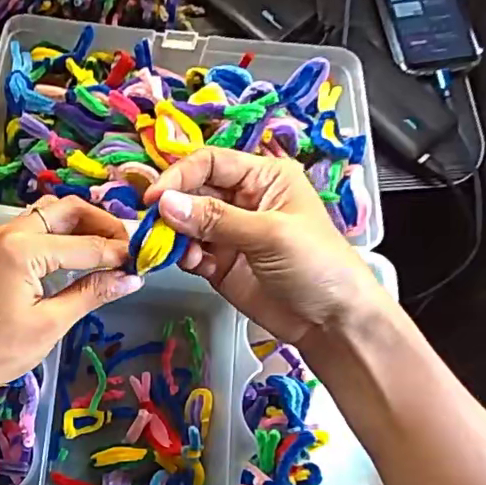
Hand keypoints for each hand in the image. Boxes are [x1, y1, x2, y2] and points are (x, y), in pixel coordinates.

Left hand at [0, 196, 142, 408]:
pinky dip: (63, 235)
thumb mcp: (50, 324)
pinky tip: (82, 255)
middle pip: (67, 211)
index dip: (118, 252)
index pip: (84, 243)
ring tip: (111, 251)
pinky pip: (36, 229)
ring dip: (83, 226)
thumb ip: (92, 293)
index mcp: (21, 249)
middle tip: (128, 249)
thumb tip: (132, 278)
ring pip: (51, 216)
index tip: (146, 261)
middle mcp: (9, 232)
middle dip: (102, 224)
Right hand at [143, 148, 391, 344]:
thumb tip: (167, 203)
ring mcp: (229, 234)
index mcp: (264, 178)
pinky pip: (190, 253)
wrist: (331, 322)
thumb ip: (216, 219)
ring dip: (176, 236)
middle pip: (193, 193)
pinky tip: (193, 264)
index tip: (155, 197)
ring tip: (181, 251)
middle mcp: (244, 201)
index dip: (181, 176)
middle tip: (154, 226)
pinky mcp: (219, 264)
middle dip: (173, 208)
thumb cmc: (318, 266)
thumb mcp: (269, 234)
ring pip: (186, 225)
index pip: (212, 163)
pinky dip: (183, 258)